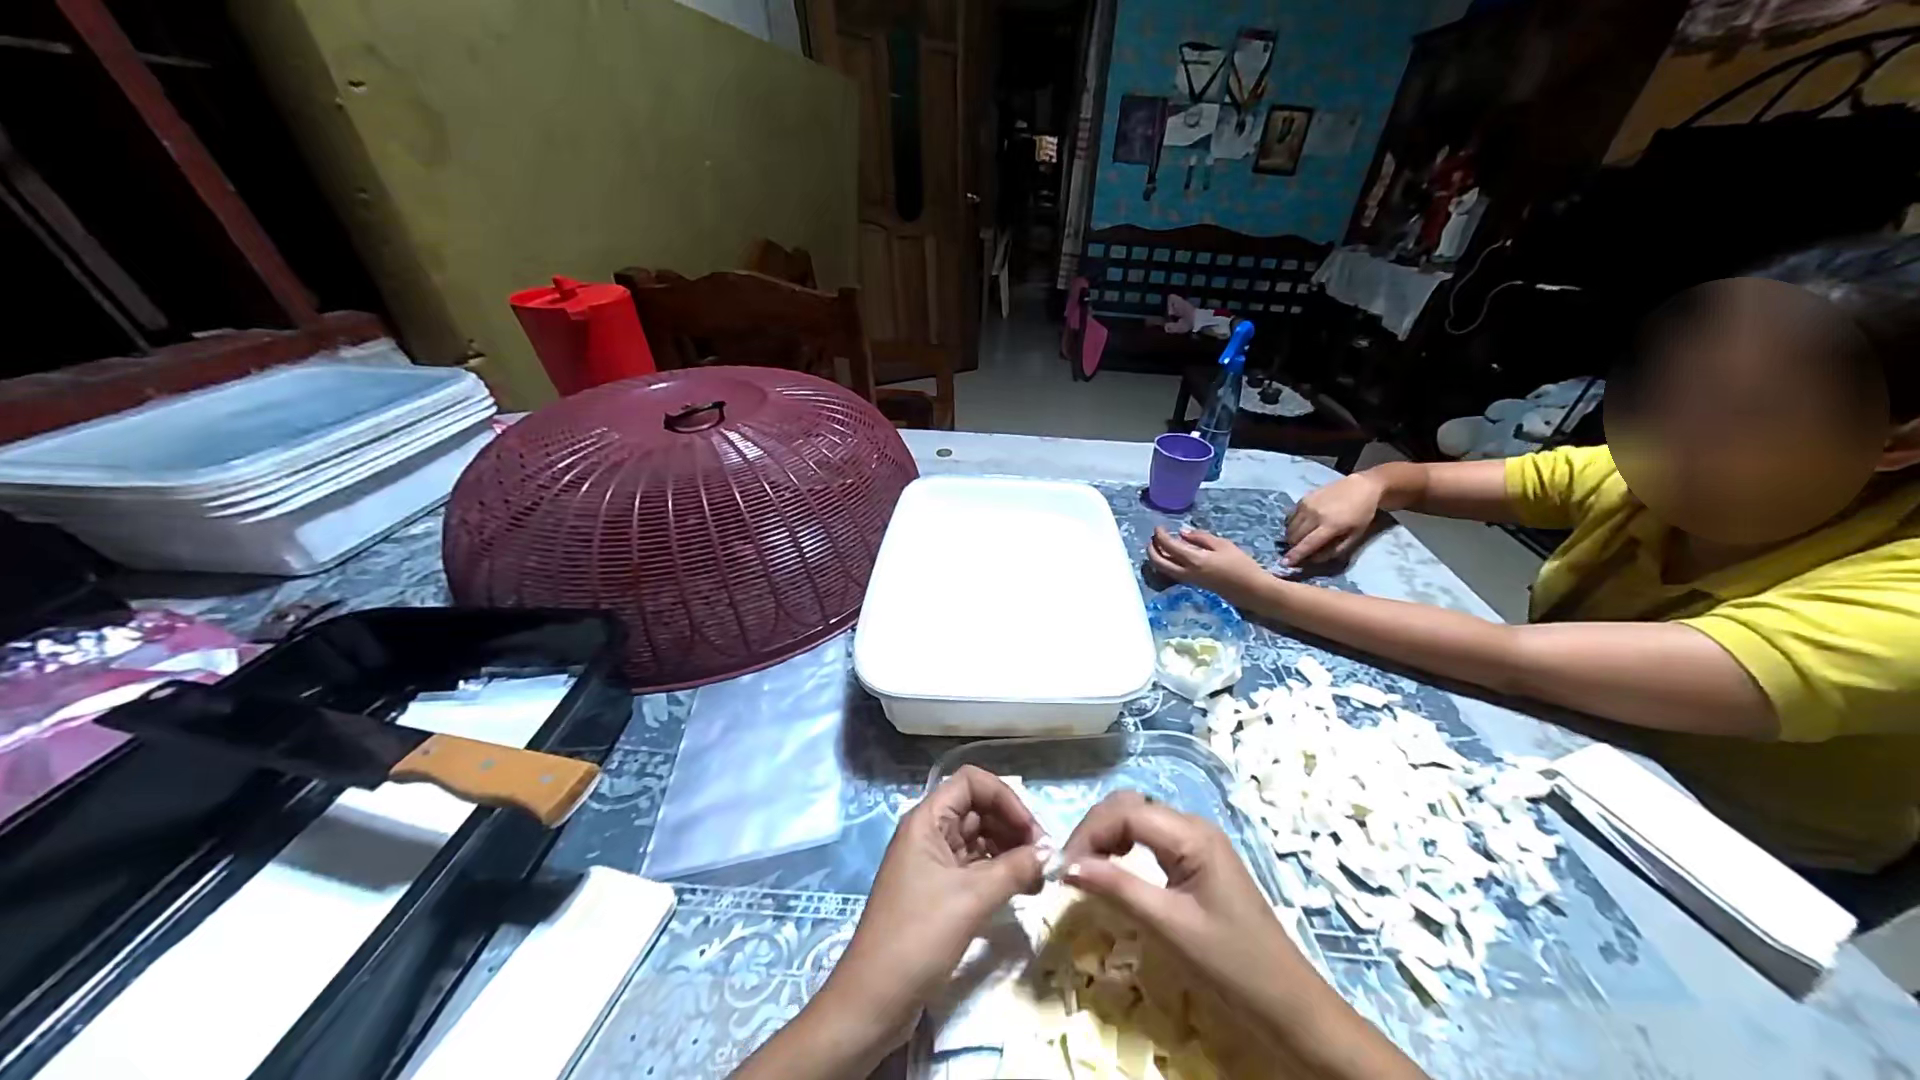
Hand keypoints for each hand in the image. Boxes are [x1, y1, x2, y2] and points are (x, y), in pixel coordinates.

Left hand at [735, 767, 1045, 1078]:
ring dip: (1009, 850)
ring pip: (978, 839)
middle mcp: (928, 833)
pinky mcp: (937, 892)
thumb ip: (1014, 869)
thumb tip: (1049, 853)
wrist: (873, 1000)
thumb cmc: (918, 936)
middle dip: (1012, 825)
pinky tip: (1020, 889)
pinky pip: (974, 867)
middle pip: (977, 809)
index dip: (1005, 798)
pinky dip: (998, 872)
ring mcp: (931, 863)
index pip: (971, 782)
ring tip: (1037, 878)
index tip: (1032, 832)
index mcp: (926, 820)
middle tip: (1043, 859)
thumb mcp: (971, 899)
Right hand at [1059, 792, 1306, 1011]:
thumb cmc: (1231, 965)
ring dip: (1106, 836)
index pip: (1124, 812)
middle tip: (1070, 868)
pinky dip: (1123, 846)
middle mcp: (1194, 827)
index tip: (1063, 868)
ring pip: (1138, 818)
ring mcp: (1197, 842)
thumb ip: (1117, 888)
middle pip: (1129, 806)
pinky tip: (1113, 869)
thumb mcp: (1168, 927)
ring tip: (1085, 869)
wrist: (1288, 1004)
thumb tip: (1066, 866)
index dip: (1088, 833)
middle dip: (1094, 830)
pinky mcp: (1197, 861)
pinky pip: (1151, 837)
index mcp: (1191, 835)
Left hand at [1147, 527, 1272, 607]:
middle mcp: (1186, 572)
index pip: (1168, 546)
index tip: (1158, 527)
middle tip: (1153, 537)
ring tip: (1159, 544)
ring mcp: (1188, 580)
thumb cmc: (1240, 565)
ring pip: (1163, 569)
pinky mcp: (1192, 584)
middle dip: (1151, 549)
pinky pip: (1171, 572)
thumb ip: (1200, 537)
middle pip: (1158, 562)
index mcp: (1194, 560)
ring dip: (1156, 557)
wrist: (1251, 589)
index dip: (1160, 535)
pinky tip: (1171, 554)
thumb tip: (1182, 533)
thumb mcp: (1223, 545)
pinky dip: (1165, 563)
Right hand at [1285, 473, 1385, 565]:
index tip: (1285, 563)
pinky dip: (1292, 524)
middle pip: (1294, 536)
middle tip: (1298, 549)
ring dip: (1292, 536)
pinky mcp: (1303, 498)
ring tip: (1300, 537)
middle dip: (1293, 546)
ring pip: (1290, 527)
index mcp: (1331, 525)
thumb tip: (1313, 559)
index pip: (1308, 543)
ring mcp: (1307, 504)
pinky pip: (1291, 516)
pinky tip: (1301, 525)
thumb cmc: (1361, 514)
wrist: (1362, 487)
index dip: (1296, 555)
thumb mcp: (1355, 536)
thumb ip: (1334, 550)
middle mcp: (1315, 514)